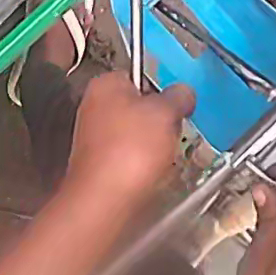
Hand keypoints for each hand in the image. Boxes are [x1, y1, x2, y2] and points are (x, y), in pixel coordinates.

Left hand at [61, 74, 194, 207]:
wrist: (104, 198)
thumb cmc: (133, 148)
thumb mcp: (166, 113)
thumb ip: (178, 96)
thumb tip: (184, 91)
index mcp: (105, 84)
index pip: (139, 76)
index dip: (162, 91)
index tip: (176, 107)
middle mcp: (93, 106)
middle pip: (139, 106)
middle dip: (159, 120)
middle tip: (171, 132)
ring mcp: (92, 136)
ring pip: (135, 133)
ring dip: (152, 144)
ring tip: (161, 156)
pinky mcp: (96, 163)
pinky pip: (127, 155)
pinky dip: (139, 163)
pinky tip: (148, 173)